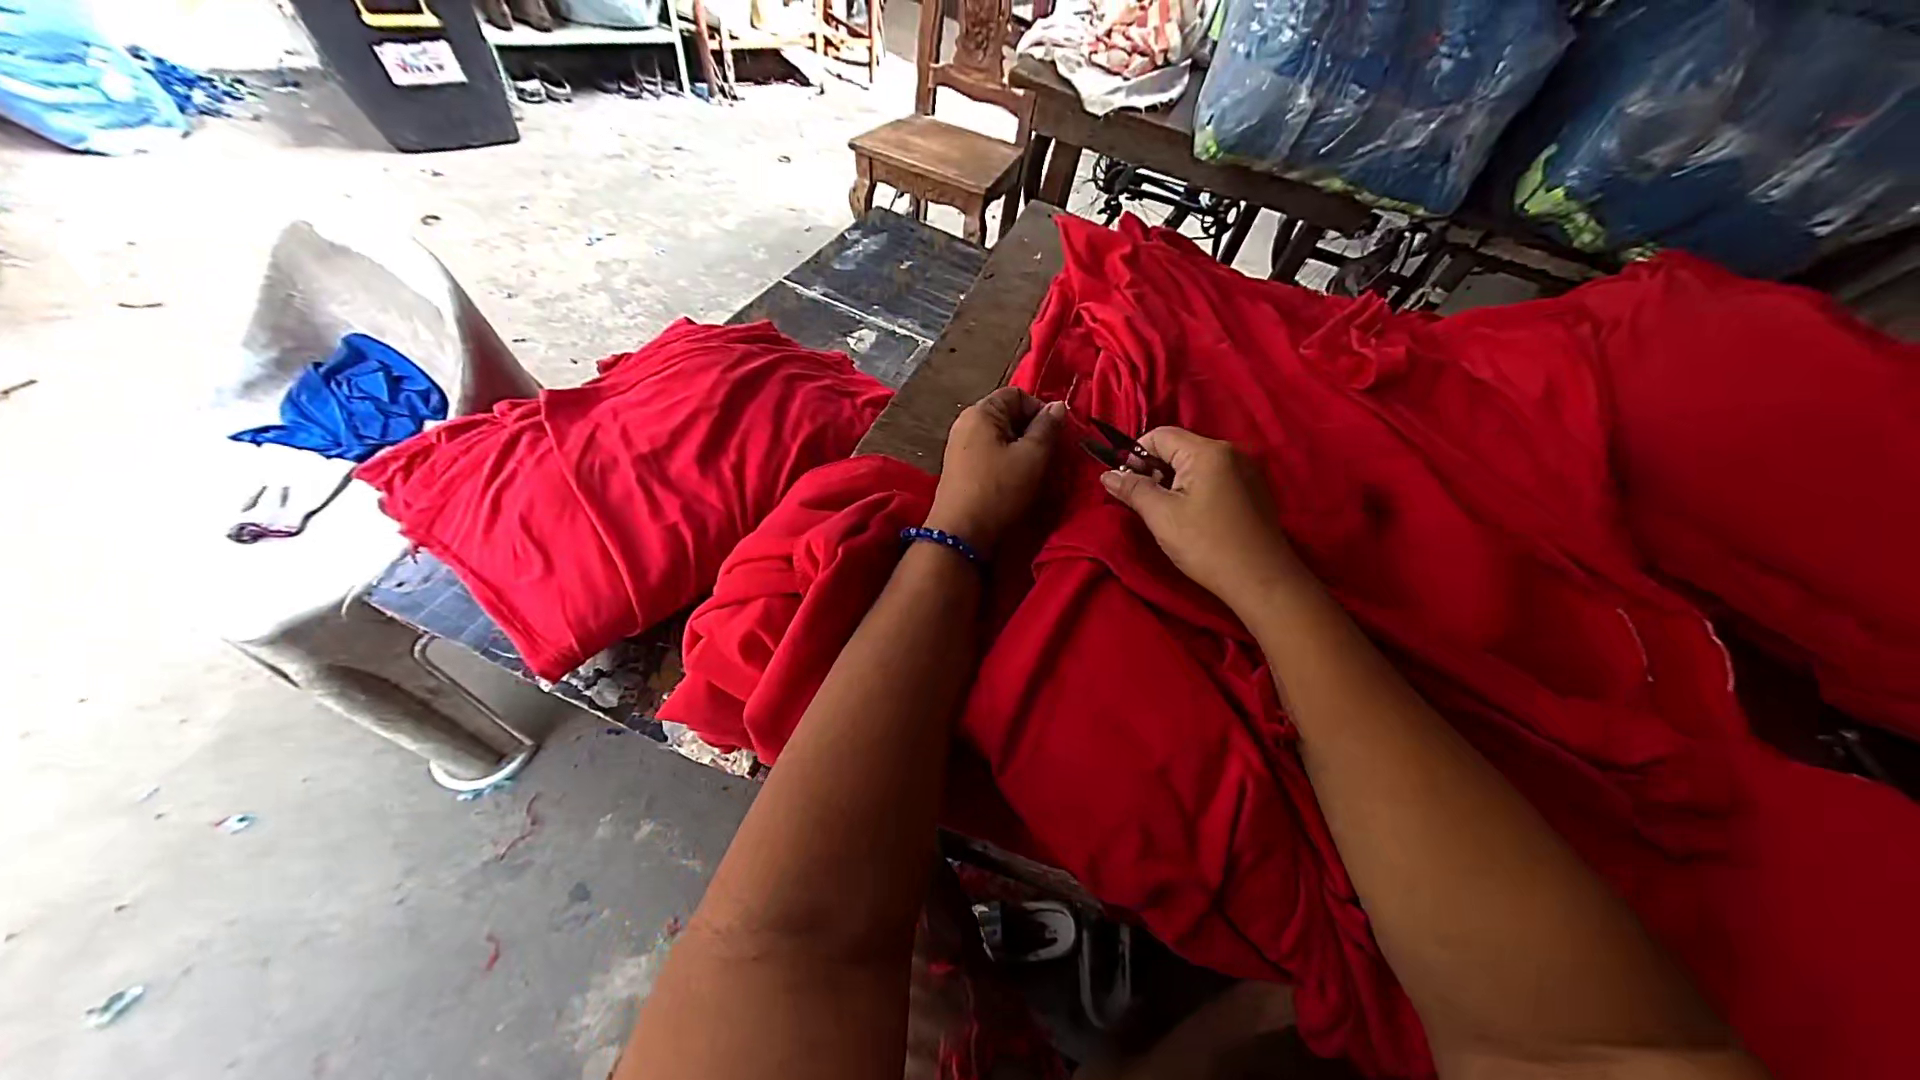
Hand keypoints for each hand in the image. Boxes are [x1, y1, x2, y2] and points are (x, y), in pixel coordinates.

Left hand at [925, 387, 1065, 554]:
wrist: (960, 534)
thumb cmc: (999, 490)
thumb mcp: (1032, 457)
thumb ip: (1047, 428)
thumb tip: (1058, 406)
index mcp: (981, 412)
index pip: (1017, 394)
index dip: (1040, 410)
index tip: (1055, 435)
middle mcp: (966, 423)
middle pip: (1008, 414)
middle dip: (1032, 430)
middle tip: (1048, 455)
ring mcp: (960, 446)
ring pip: (1000, 436)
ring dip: (1021, 449)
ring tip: (1034, 470)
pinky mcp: (960, 467)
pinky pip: (989, 453)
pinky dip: (1006, 461)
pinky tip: (1015, 480)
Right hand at [1099, 427, 1306, 603]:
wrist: (1262, 580)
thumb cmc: (1207, 546)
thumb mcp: (1161, 516)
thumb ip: (1132, 489)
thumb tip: (1107, 474)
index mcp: (1207, 452)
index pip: (1160, 435)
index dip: (1135, 455)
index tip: (1126, 484)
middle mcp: (1231, 451)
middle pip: (1179, 448)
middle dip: (1154, 469)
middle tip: (1144, 503)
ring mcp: (1246, 470)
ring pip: (1195, 464)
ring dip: (1174, 481)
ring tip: (1167, 513)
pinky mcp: (1253, 489)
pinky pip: (1214, 477)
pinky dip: (1195, 489)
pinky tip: (1193, 517)